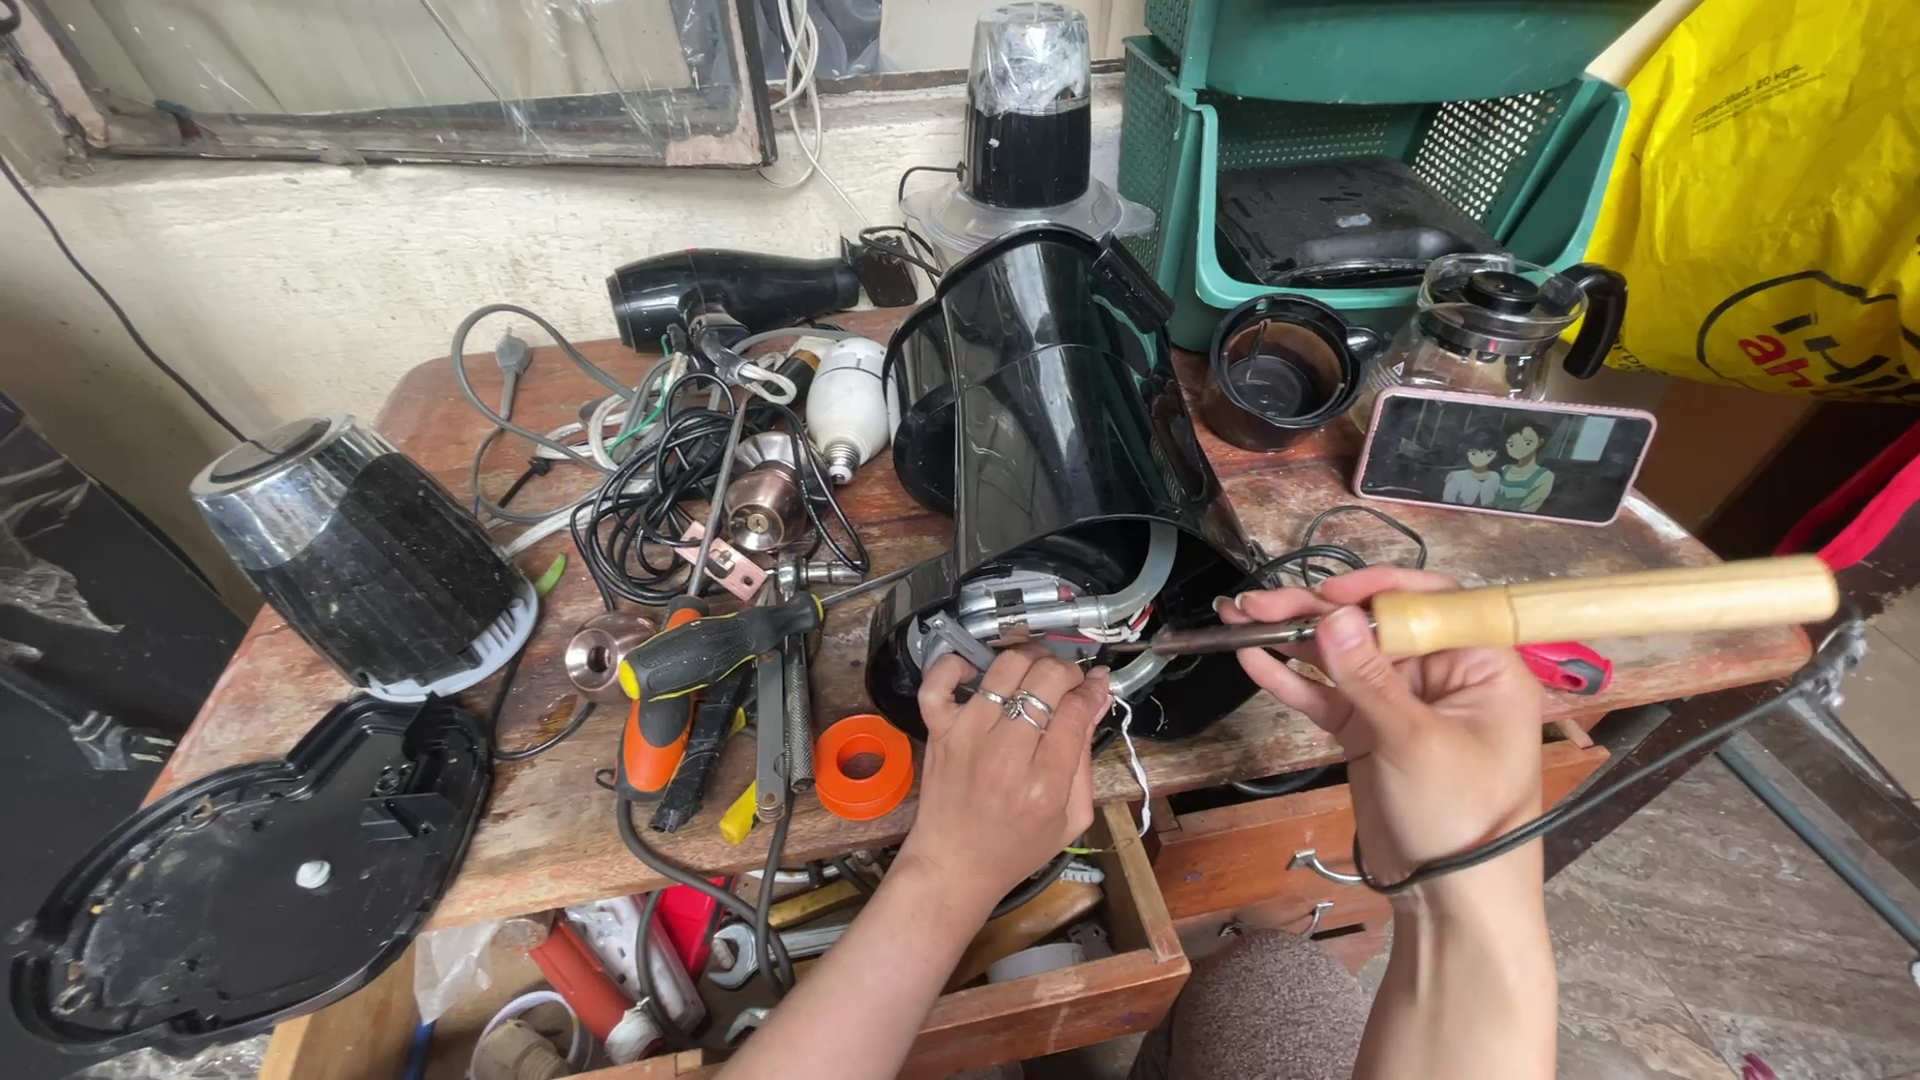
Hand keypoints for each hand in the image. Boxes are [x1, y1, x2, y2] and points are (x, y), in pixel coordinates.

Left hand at [898, 647, 1110, 918]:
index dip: (1092, 688)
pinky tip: (977, 671)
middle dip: (1066, 670)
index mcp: (1044, 784)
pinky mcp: (938, 730)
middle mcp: (1004, 754)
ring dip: (1028, 658)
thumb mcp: (1071, 817)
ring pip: (1004, 668)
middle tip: (1069, 681)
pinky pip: (939, 681)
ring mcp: (966, 736)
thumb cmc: (1017, 847)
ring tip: (1036, 670)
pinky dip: (956, 665)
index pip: (1075, 709)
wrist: (953, 865)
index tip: (1096, 683)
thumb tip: (1097, 697)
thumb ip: (1085, 755)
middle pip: (1045, 679)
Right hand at [1219, 567, 1544, 891]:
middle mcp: (1437, 674)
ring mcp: (1395, 700)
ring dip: (1289, 638)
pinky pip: (1323, 693)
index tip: (1328, 594)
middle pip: (1368, 627)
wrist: (1448, 896)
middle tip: (1255, 605)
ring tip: (1238, 618)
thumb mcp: (1414, 741)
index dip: (1376, 591)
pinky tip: (1253, 660)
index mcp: (1478, 666)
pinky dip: (1289, 678)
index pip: (1429, 604)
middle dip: (1312, 613)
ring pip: (1338, 655)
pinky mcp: (1363, 727)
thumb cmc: (1460, 815)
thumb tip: (1330, 614)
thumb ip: (1368, 677)